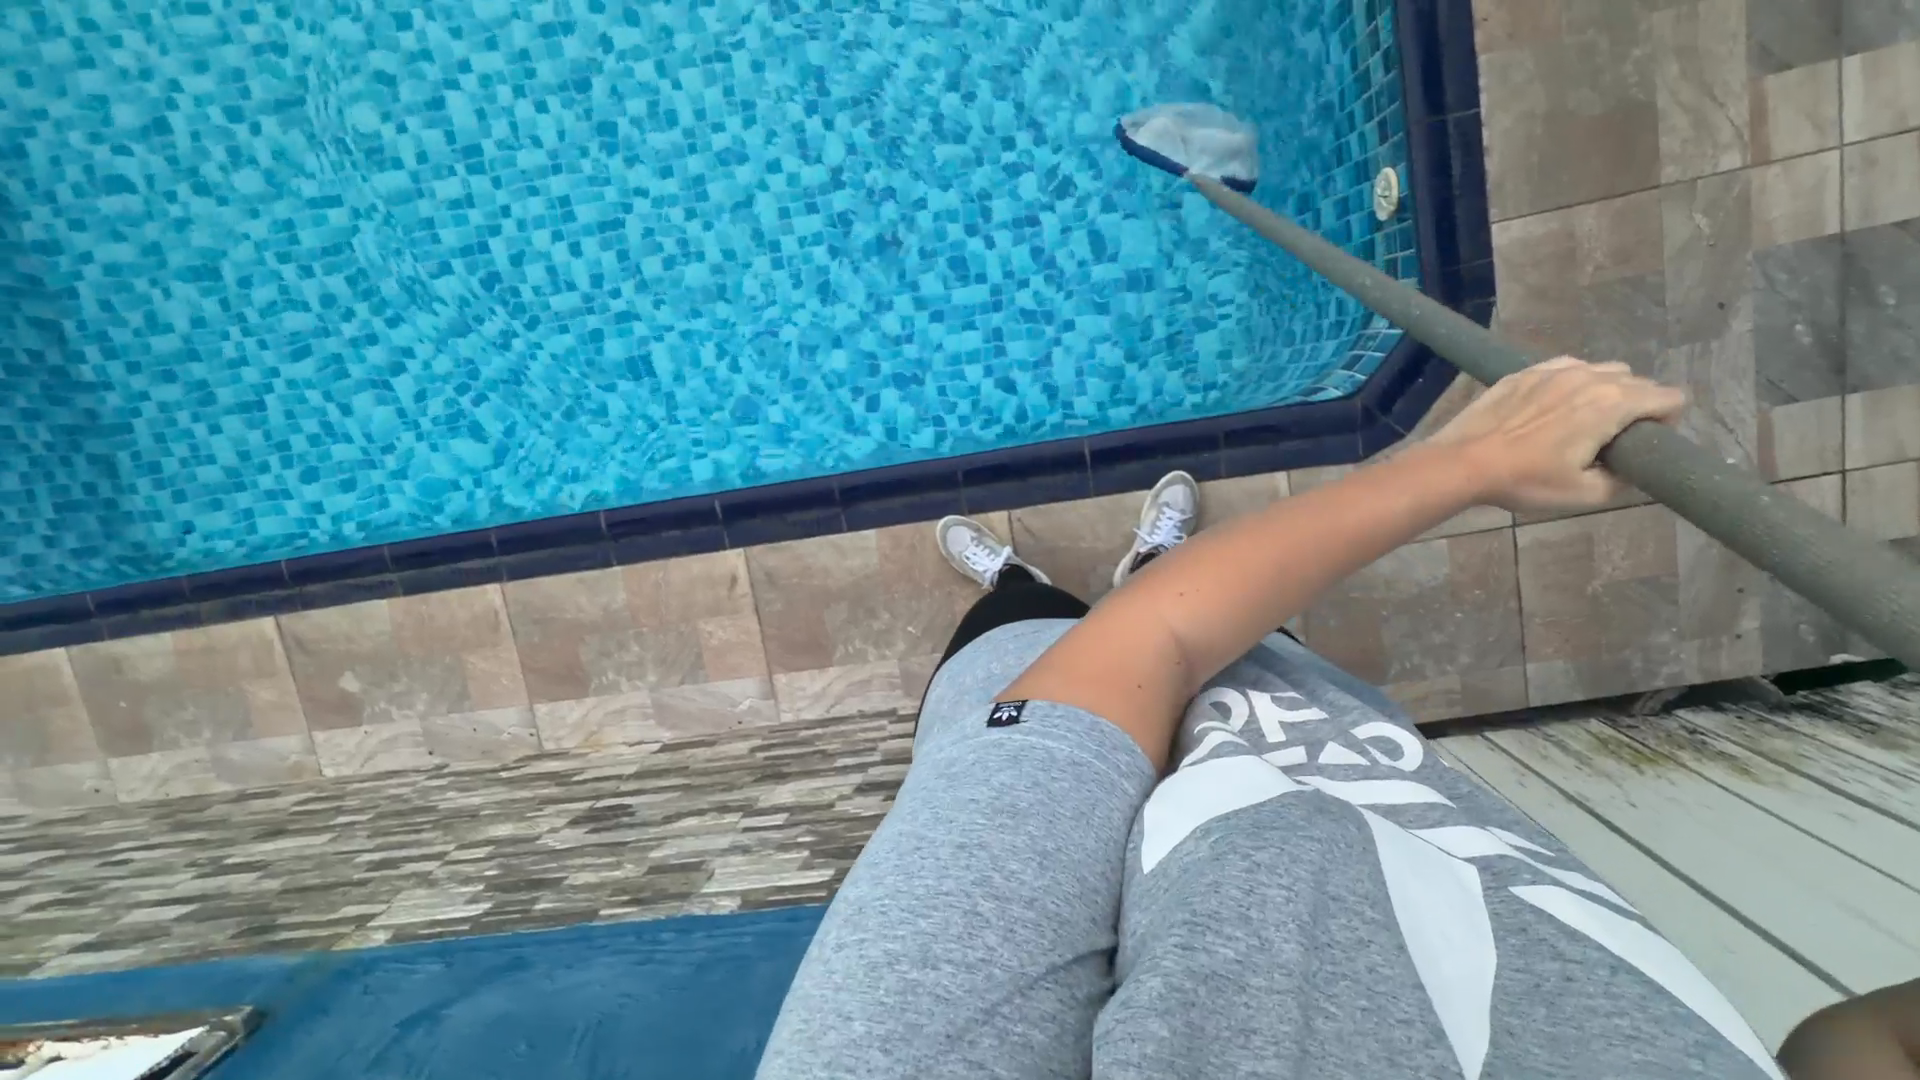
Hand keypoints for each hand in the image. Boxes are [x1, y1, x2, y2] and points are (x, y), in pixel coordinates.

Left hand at [1426, 357, 1686, 512]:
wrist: (1461, 463)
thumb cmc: (1524, 480)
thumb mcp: (1585, 494)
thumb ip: (1623, 480)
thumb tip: (1631, 470)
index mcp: (1612, 402)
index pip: (1669, 397)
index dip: (1667, 420)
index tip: (1645, 443)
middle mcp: (1588, 376)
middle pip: (1636, 382)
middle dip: (1636, 406)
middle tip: (1611, 438)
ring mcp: (1551, 370)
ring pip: (1600, 370)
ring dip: (1604, 391)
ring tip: (1582, 420)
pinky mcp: (1521, 373)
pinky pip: (1563, 368)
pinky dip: (1570, 383)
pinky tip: (1552, 406)